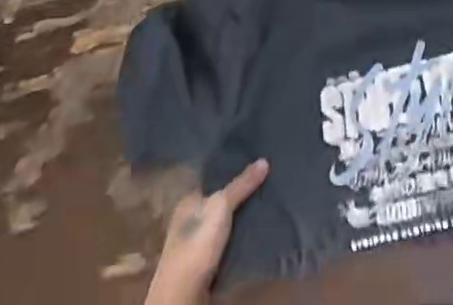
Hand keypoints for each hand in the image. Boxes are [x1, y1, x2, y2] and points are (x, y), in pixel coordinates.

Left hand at [145, 159, 268, 304]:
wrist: (184, 294)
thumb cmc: (197, 243)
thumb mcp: (221, 207)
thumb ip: (241, 185)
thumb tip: (264, 160)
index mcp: (188, 201)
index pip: (212, 179)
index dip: (231, 171)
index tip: (254, 164)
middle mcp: (190, 219)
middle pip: (219, 201)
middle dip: (240, 195)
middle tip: (267, 183)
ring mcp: (197, 243)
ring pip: (224, 224)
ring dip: (241, 219)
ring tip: (269, 205)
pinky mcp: (206, 264)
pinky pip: (227, 244)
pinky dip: (240, 239)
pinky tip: (256, 234)